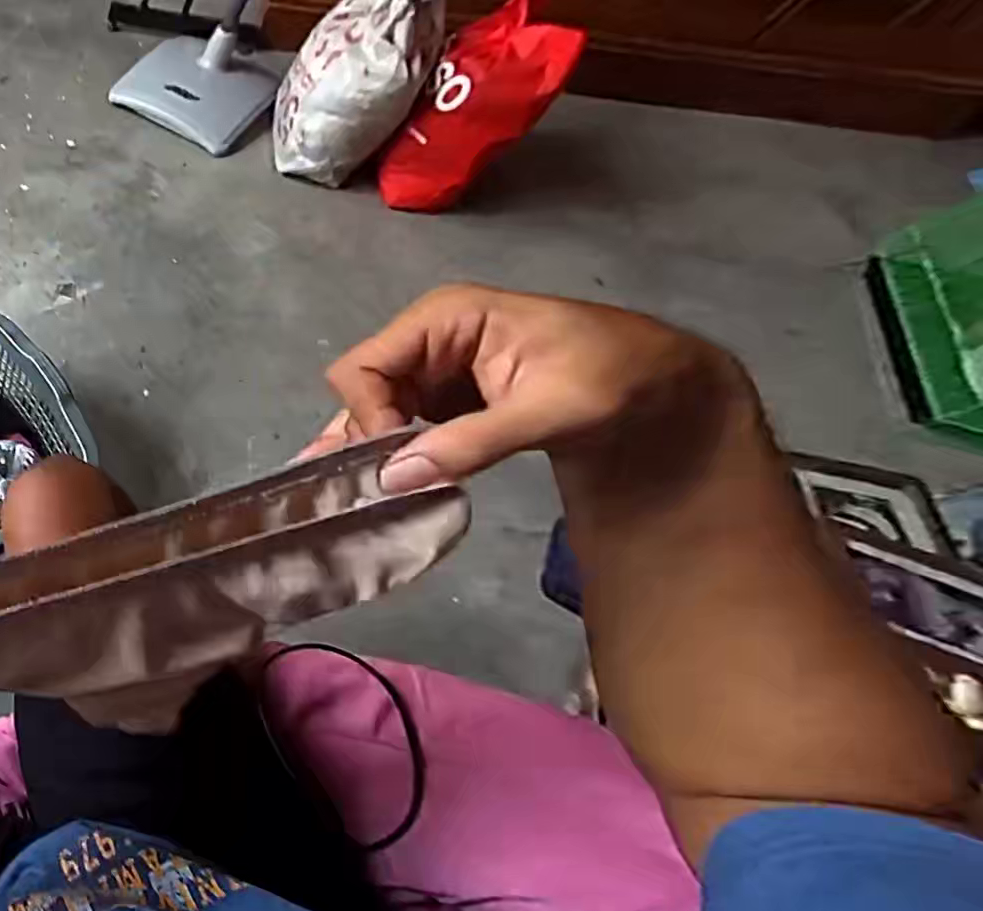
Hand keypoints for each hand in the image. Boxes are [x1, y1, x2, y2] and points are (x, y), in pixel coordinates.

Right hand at [307, 285, 743, 491]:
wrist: (657, 393)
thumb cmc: (615, 381)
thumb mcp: (551, 411)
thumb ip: (471, 442)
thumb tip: (391, 478)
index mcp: (443, 317)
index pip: (363, 368)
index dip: (367, 414)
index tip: (394, 458)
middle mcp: (423, 339)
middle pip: (359, 391)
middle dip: (364, 436)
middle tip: (379, 481)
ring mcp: (425, 370)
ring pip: (367, 412)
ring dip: (369, 450)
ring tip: (367, 487)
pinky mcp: (432, 400)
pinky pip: (388, 427)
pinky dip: (383, 454)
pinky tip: (377, 479)